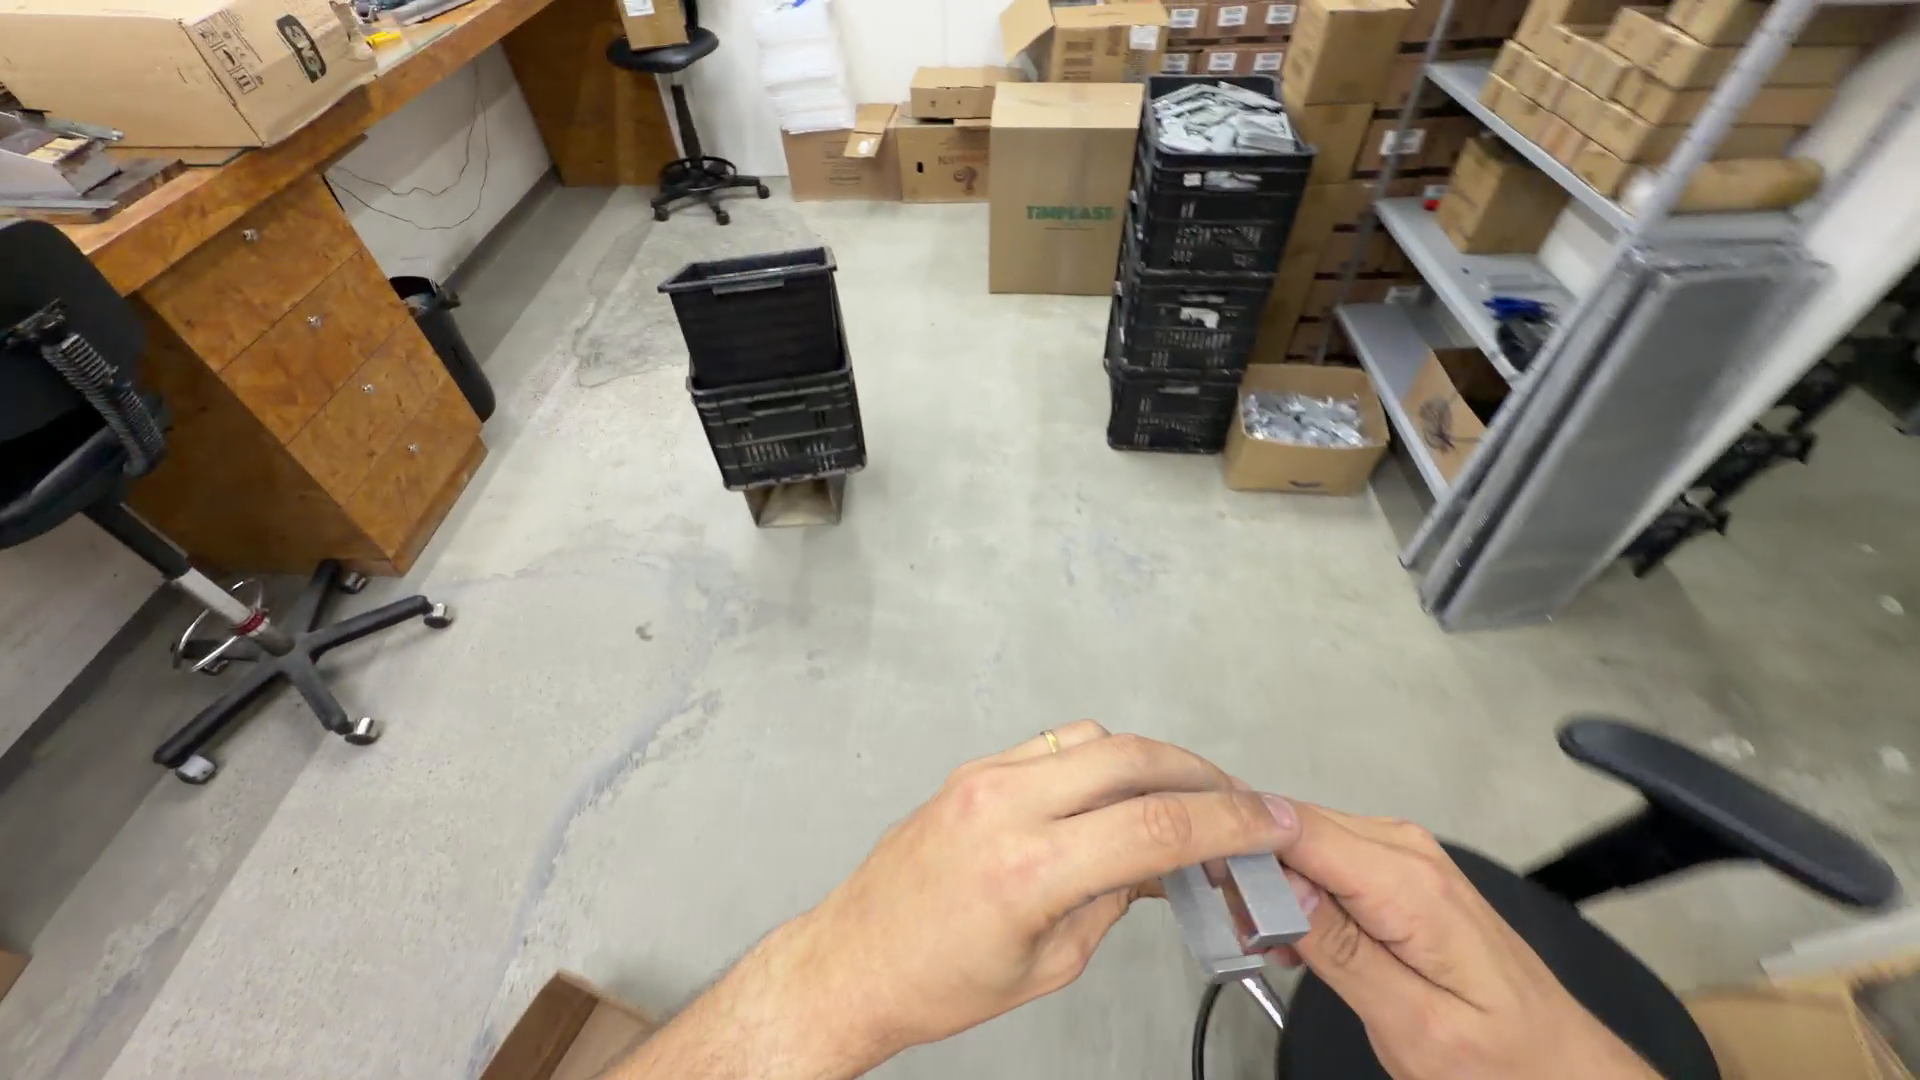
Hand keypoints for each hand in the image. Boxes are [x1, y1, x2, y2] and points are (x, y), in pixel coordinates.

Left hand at [613, 723, 1298, 1079]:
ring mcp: (985, 778)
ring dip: (1150, 760)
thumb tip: (1163, 861)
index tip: (1265, 820)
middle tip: (1236, 799)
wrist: (856, 957)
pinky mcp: (973, 770)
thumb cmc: (935, 979)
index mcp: (1028, 869)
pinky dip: (1099, 756)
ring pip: (1094, 738)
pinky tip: (1116, 786)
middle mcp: (1005, 805)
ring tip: (1182, 794)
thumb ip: (1113, 898)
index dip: (1226, 821)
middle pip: (1131, 757)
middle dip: (1199, 773)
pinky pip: (1053, 743)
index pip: (1154, 825)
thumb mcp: (1048, 963)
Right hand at [1272, 804, 1660, 1079]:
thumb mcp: (1415, 1027)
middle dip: (1252, 870)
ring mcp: (1399, 850)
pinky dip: (1296, 888)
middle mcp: (1400, 844)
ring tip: (1269, 944)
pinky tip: (1297, 937)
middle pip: (1291, 826)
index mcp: (1406, 879)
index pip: (1293, 825)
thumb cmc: (1500, 1065)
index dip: (1241, 845)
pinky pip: (1323, 855)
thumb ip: (1342, 949)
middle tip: (1239, 933)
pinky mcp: (1394, 866)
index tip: (1213, 890)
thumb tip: (1275, 883)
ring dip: (1271, 882)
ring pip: (1300, 837)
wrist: (1569, 1075)